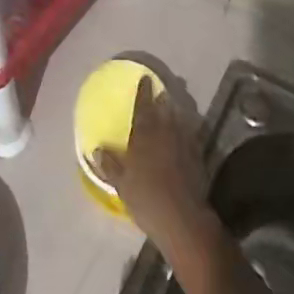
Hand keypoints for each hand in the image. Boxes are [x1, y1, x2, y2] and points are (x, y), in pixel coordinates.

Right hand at [94, 77, 214, 248]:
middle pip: (165, 107)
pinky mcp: (197, 152)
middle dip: (162, 96)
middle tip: (162, 89)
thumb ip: (110, 165)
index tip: (146, 78)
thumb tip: (96, 149)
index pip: (144, 106)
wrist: (182, 216)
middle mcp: (165, 131)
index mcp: (145, 134)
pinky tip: (187, 128)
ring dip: (176, 108)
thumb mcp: (122, 184)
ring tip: (174, 104)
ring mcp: (184, 140)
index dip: (144, 91)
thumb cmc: (146, 199)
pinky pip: (192, 131)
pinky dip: (188, 125)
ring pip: (180, 116)